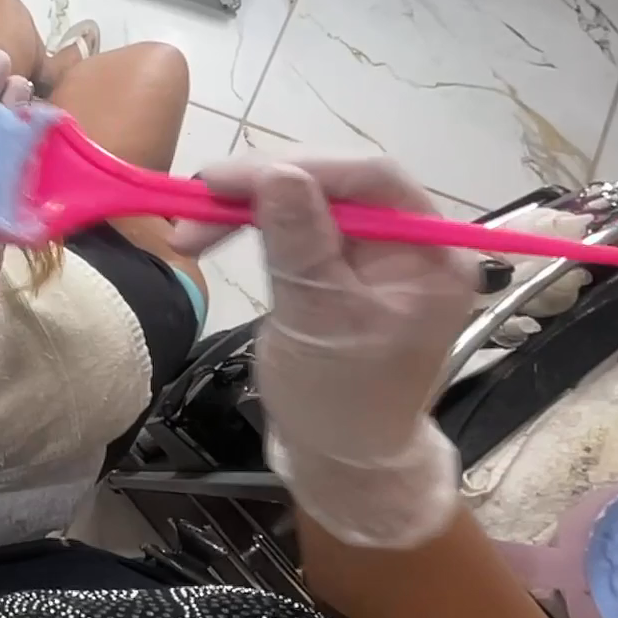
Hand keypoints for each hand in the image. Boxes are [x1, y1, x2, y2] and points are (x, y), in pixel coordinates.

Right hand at [174, 157, 474, 546]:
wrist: (338, 451)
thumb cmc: (335, 396)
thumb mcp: (315, 318)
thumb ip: (298, 241)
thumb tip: (275, 170)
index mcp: (428, 253)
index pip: (368, 178)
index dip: (292, 166)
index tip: (217, 180)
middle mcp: (406, 241)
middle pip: (331, 182)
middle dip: (256, 188)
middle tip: (191, 207)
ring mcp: (369, 251)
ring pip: (303, 198)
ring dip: (241, 207)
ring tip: (189, 230)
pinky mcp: (335, 262)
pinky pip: (291, 223)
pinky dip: (247, 224)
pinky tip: (212, 233)